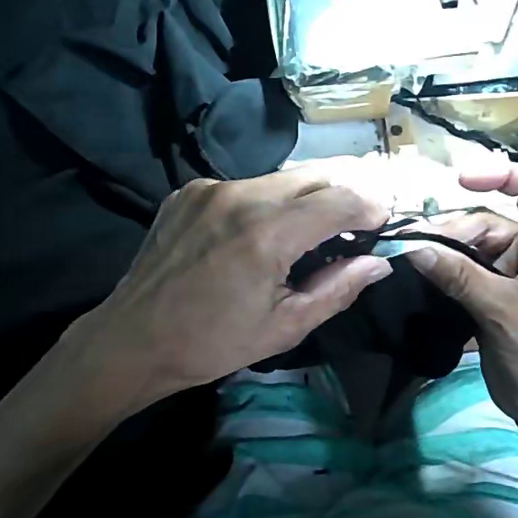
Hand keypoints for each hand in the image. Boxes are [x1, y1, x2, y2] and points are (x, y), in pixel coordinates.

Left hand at [63, 162, 393, 411]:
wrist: (133, 338)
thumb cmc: (212, 342)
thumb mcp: (285, 326)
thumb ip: (338, 288)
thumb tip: (378, 262)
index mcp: (267, 233)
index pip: (340, 199)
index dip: (371, 207)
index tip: (384, 221)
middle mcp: (240, 195)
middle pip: (313, 174)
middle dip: (342, 193)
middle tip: (354, 222)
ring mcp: (209, 188)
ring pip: (277, 178)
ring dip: (303, 197)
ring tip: (309, 230)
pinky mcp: (188, 190)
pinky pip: (242, 186)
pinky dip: (263, 201)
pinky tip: (257, 232)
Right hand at [405, 164, 517, 424]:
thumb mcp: (502, 308)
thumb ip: (457, 274)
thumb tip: (411, 245)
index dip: (501, 173)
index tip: (459, 181)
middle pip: (486, 220)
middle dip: (452, 231)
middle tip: (415, 247)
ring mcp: (510, 275)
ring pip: (468, 248)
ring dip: (441, 252)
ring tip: (410, 258)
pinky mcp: (491, 297)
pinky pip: (461, 272)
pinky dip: (441, 270)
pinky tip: (418, 273)